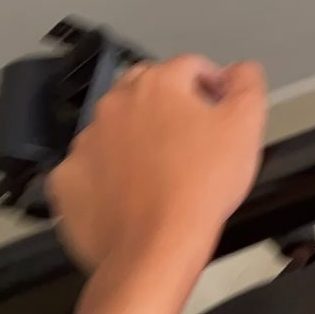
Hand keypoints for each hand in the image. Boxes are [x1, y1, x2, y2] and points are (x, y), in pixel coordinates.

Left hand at [46, 54, 267, 273]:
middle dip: (172, 104)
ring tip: (167, 167)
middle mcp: (116, 106)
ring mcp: (86, 143)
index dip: (214, 84)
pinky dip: (111, 170)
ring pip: (119, 125)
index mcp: (158, 85)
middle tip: (195, 135)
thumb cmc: (199, 187)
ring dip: (140, 135)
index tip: (221, 107)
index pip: (191, 65)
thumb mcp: (247, 121)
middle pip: (149, 88)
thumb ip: (247, 81)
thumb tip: (239, 70)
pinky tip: (135, 187)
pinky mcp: (67, 180)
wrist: (156, 248)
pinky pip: (92, 164)